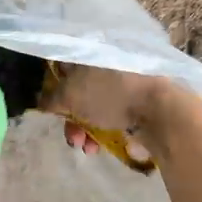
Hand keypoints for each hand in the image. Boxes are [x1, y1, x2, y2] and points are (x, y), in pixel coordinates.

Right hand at [41, 64, 194, 153]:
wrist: (160, 109)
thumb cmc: (109, 94)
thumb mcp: (69, 95)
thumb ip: (50, 98)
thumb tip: (41, 100)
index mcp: (89, 53)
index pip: (63, 65)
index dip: (52, 85)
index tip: (50, 107)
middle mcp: (106, 63)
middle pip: (78, 90)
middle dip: (70, 118)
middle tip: (71, 137)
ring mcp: (125, 81)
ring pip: (95, 106)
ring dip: (85, 129)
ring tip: (87, 148)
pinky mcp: (139, 100)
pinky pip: (113, 114)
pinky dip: (104, 130)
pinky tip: (101, 147)